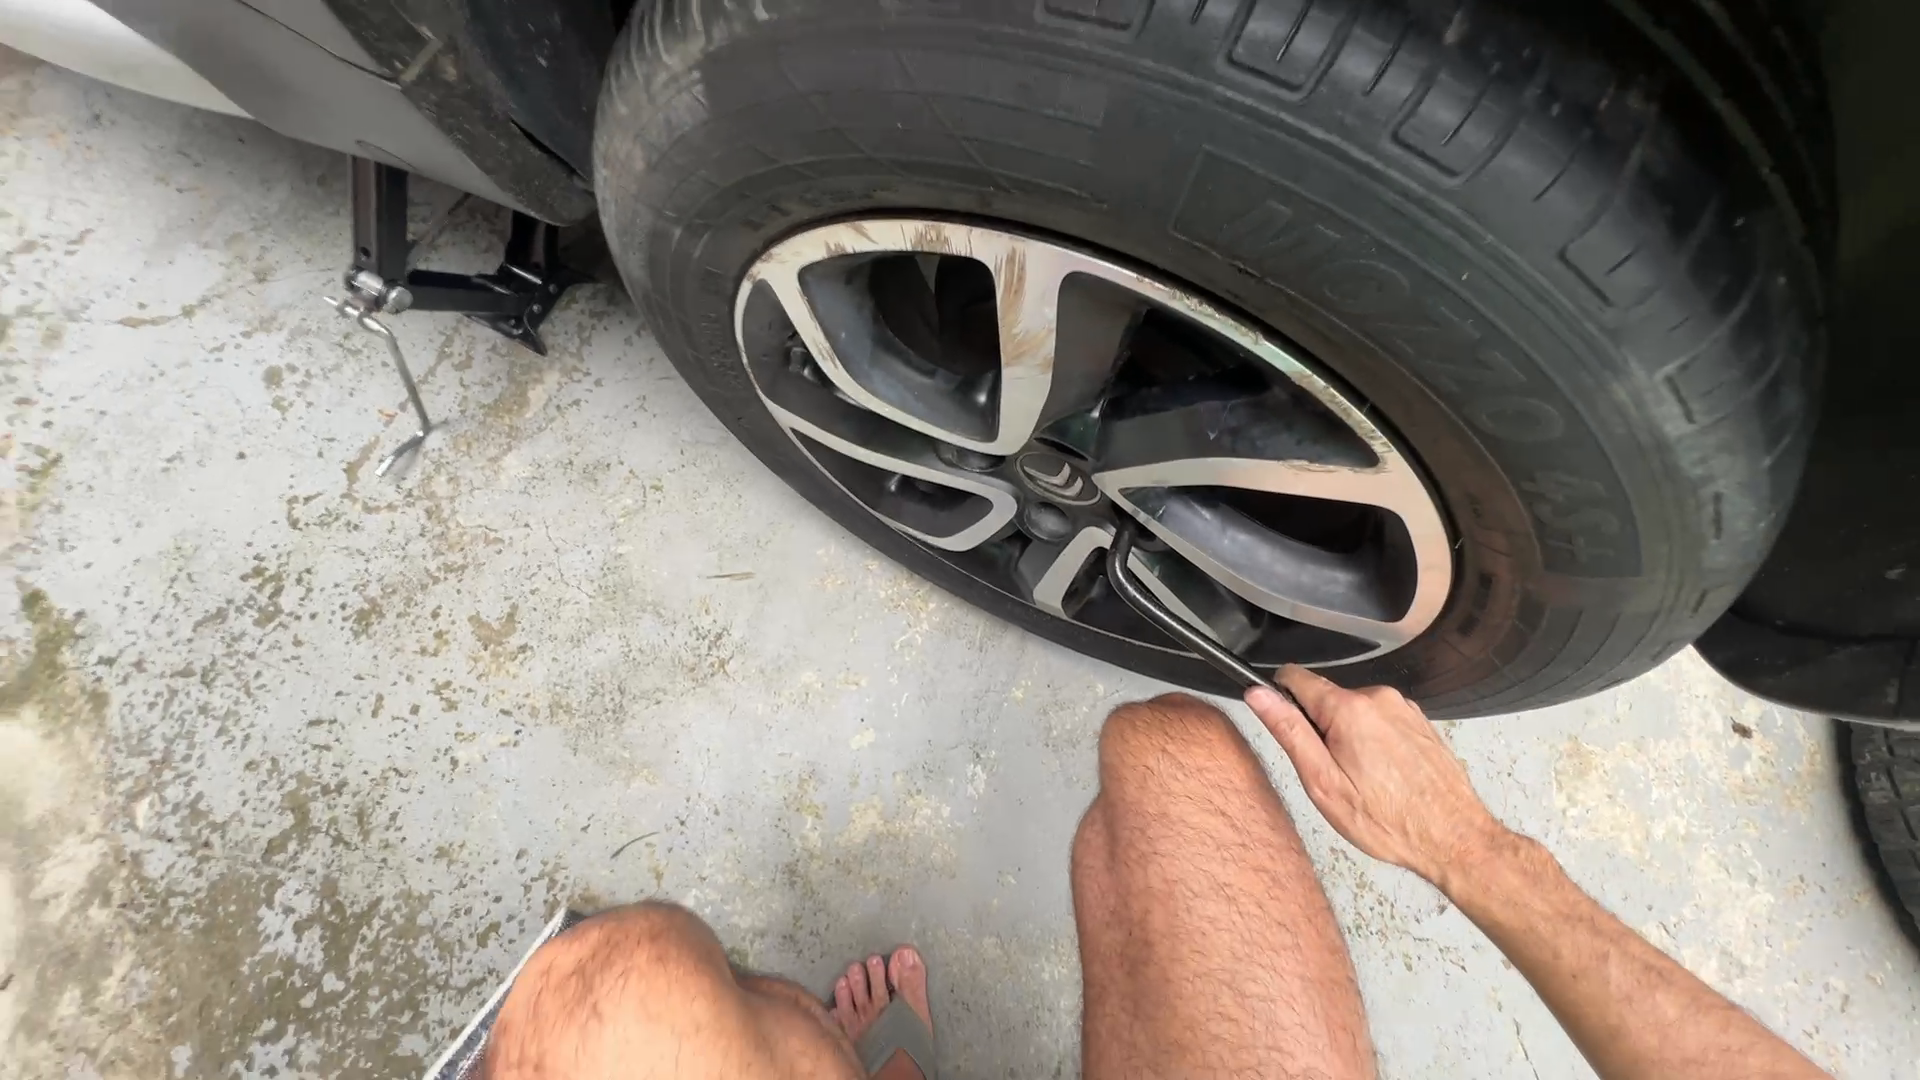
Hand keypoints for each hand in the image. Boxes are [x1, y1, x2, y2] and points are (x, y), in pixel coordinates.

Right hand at [1245, 666, 1506, 886]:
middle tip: (1333, 771)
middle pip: (1325, 697)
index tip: (1289, 728)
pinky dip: (1373, 740)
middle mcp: (1377, 698)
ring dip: (1347, 735)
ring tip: (1362, 777)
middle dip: (1319, 727)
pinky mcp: (1418, 721)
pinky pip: (1378, 719)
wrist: (1457, 841)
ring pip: (1352, 709)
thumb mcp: (1322, 782)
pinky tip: (1384, 775)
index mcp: (1348, 709)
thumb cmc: (1388, 820)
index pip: (1294, 676)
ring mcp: (1402, 708)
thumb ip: (1288, 730)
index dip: (1281, 699)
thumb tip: (1258, 694)